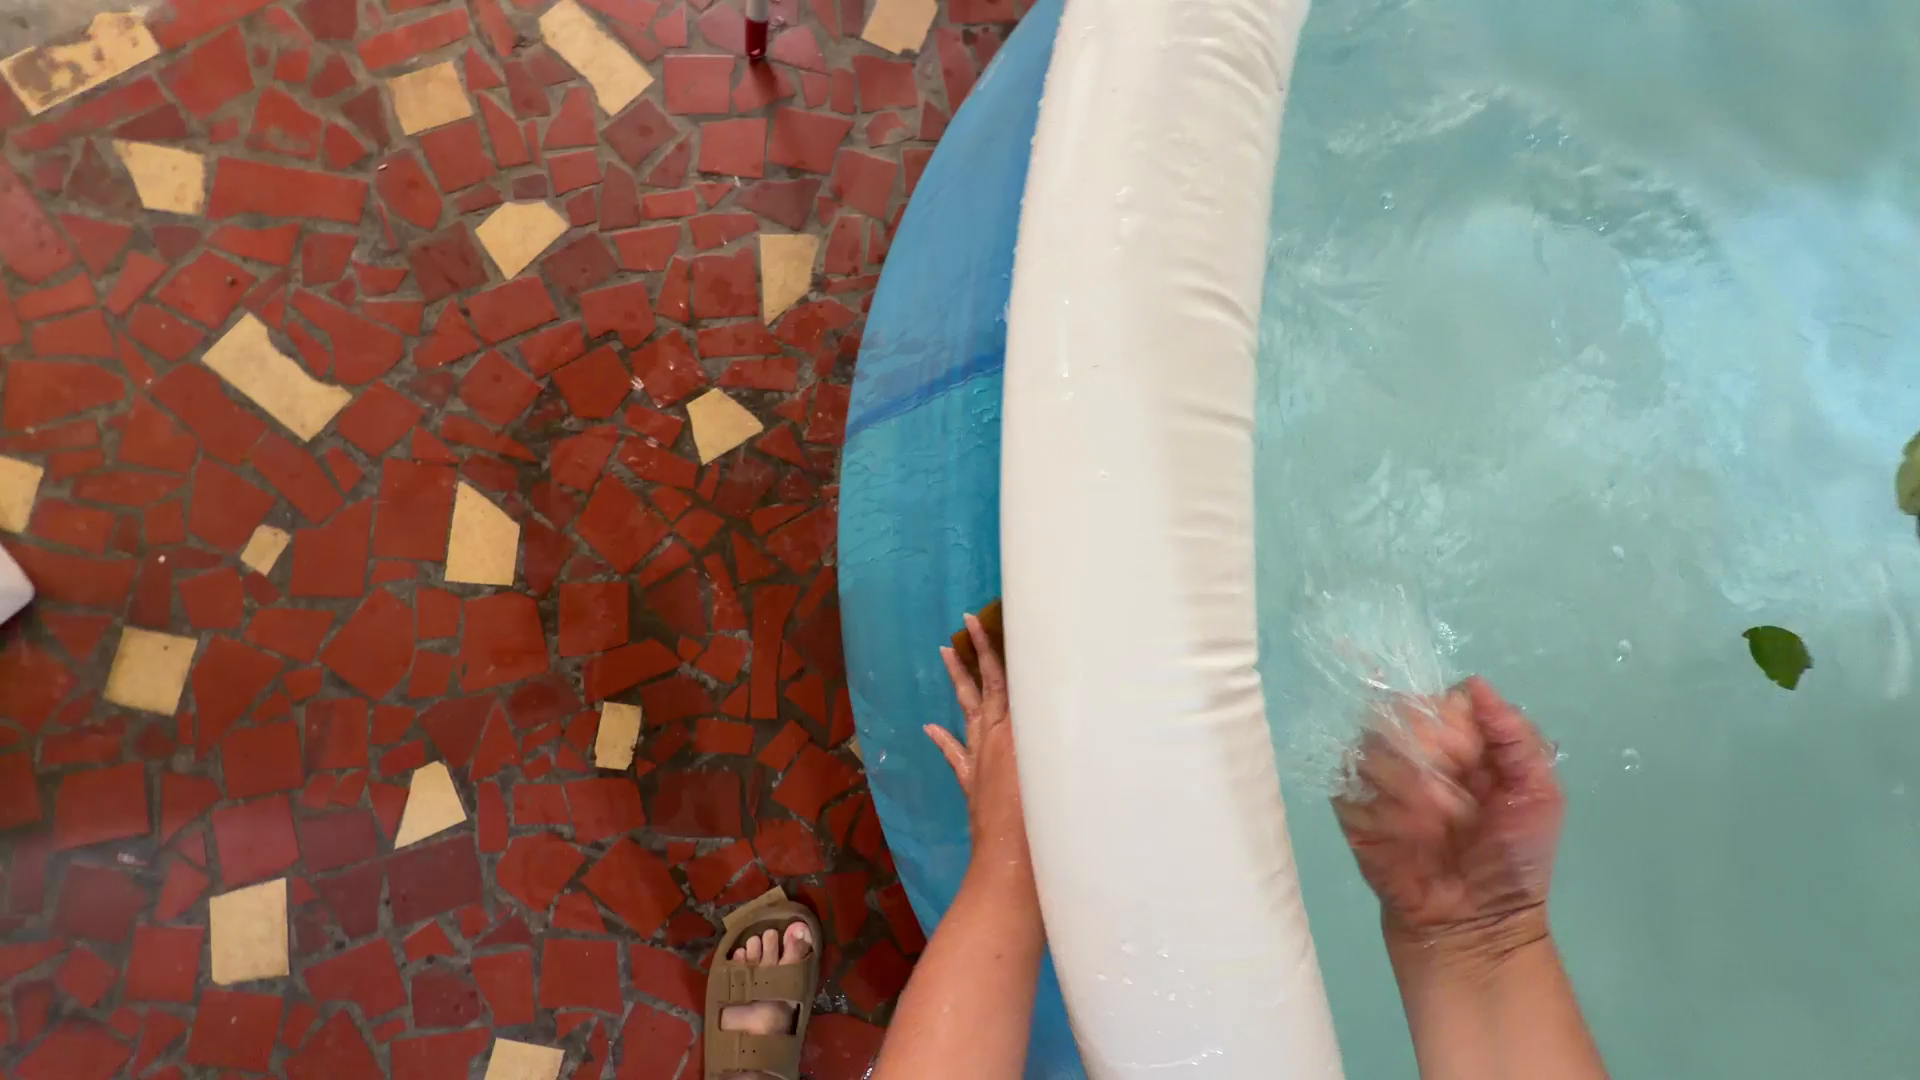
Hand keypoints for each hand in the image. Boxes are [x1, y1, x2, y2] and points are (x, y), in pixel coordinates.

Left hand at [931, 613, 1033, 883]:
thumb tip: (1065, 706)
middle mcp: (994, 740)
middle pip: (983, 688)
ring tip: (944, 653)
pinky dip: (944, 740)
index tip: (978, 621)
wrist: (1014, 869)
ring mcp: (980, 761)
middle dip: (975, 654)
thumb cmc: (1047, 822)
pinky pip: (955, 755)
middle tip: (963, 624)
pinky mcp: (973, 784)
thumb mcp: (1060, 770)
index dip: (992, 649)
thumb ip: (1059, 736)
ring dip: (957, 682)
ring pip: (967, 712)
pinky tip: (930, 727)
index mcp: (1016, 732)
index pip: (1004, 679)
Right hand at [1333, 676, 1563, 951]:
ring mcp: (1373, 770)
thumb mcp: (1538, 794)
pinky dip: (1383, 809)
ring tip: (1439, 828)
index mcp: (1455, 737)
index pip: (1436, 698)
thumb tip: (1473, 682)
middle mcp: (1409, 745)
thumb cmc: (1513, 856)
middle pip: (1396, 711)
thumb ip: (1516, 736)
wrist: (1476, 919)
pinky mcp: (1346, 799)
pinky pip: (1348, 782)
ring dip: (1409, 788)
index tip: (1472, 758)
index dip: (1449, 722)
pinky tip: (1407, 835)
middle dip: (1429, 754)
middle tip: (1459, 804)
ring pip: (1370, 744)